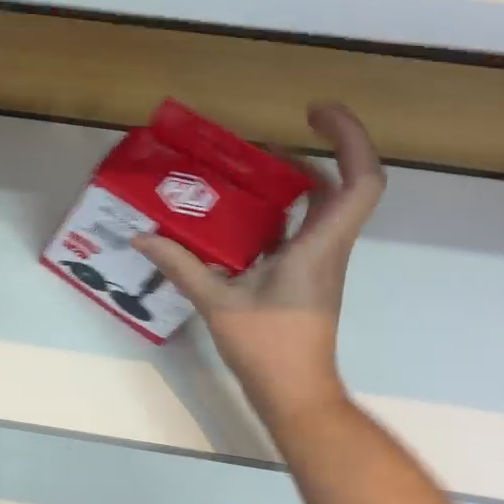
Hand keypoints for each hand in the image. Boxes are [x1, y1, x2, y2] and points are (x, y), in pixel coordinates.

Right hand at [132, 104, 384, 423]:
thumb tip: (143, 235)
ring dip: (293, 181)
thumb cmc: (268, 346)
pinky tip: (236, 217)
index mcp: (320, 246)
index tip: (315, 113)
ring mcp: (320, 262)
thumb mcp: (216, 302)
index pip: (360, 181)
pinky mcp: (306, 276)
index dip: (350, 139)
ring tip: (245, 171)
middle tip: (264, 141)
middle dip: (317, 151)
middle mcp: (328, 247)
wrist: (295, 391)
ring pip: (322, 206)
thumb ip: (180, 265)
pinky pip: (301, 228)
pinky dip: (277, 212)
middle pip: (344, 185)